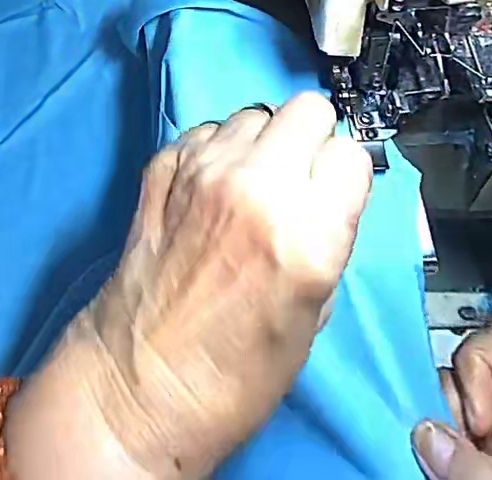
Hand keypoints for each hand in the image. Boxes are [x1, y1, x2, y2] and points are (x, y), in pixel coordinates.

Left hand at [4, 93, 373, 477]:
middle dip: (310, 138)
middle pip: (307, 109)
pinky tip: (210, 189)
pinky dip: (217, 150)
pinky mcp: (163, 162)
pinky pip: (209, 130)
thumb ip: (329, 235)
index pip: (350, 152)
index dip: (345, 173)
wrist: (141, 381)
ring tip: (250, 184)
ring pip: (255, 114)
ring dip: (262, 143)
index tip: (335, 188)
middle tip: (298, 175)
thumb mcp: (314, 312)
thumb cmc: (238, 371)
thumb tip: (331, 190)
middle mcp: (255, 184)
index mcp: (305, 232)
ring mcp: (203, 167)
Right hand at [414, 317, 491, 479]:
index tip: (476, 423)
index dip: (480, 363)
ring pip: (446, 422)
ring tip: (429, 471)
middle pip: (465, 381)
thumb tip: (425, 433)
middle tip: (435, 456)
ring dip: (429, 440)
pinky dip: (430, 465)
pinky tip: (426, 473)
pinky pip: (448, 462)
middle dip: (441, 407)